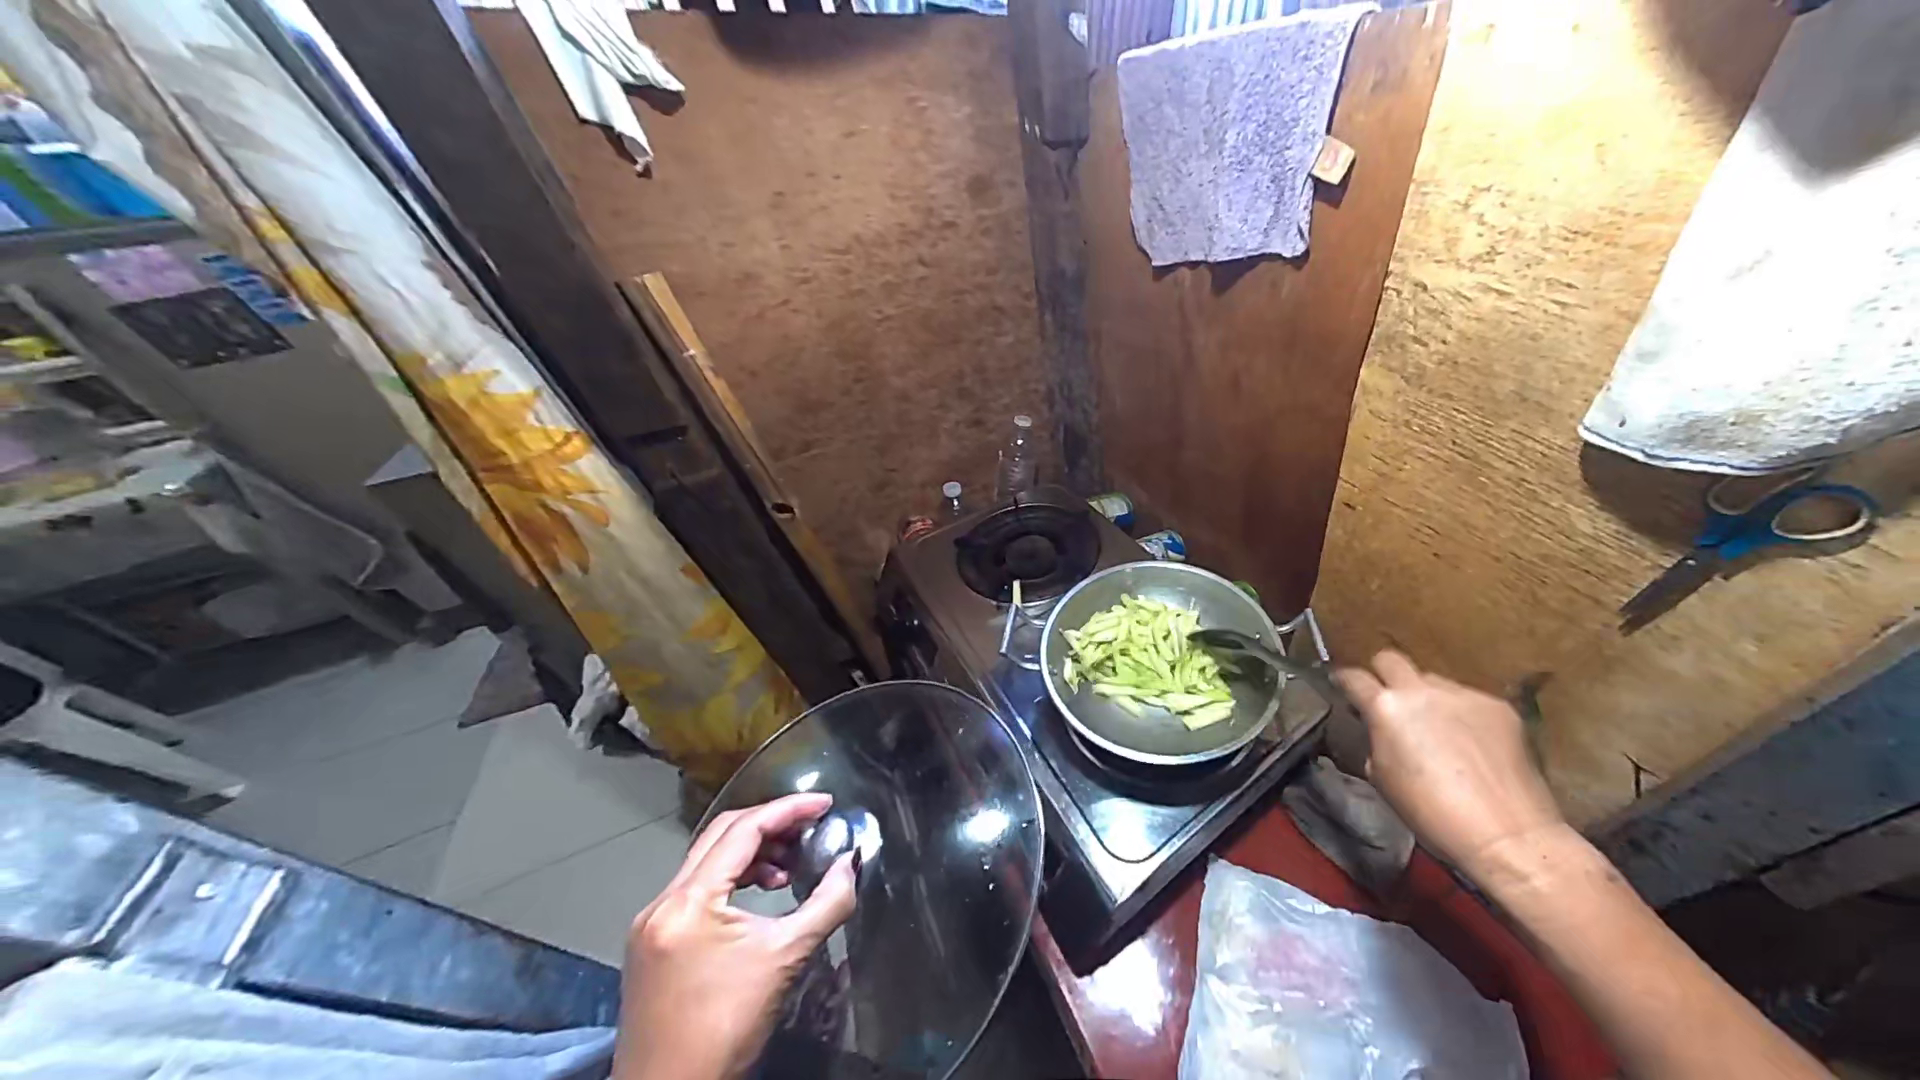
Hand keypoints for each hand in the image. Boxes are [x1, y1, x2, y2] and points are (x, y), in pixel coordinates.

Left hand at [613, 793, 856, 1079]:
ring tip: (790, 866)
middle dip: (771, 823)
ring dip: (752, 852)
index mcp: (689, 900)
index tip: (824, 804)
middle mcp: (663, 901)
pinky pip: (697, 886)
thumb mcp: (785, 960)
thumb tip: (850, 864)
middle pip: (722, 835)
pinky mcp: (653, 940)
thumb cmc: (725, 1031)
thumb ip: (826, 904)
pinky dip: (733, 878)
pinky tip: (762, 892)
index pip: (744, 830)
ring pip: (707, 859)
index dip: (788, 810)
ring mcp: (652, 921)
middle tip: (810, 825)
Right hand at [1334, 650, 1565, 878]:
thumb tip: (1380, 731)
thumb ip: (1375, 739)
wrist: (1506, 835)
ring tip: (1436, 727)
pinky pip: (1468, 700)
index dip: (1344, 680)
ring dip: (1426, 697)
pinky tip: (1471, 743)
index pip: (1353, 677)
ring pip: (1433, 681)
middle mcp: (1422, 692)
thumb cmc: (1430, 812)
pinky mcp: (1499, 707)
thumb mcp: (1381, 776)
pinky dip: (1461, 715)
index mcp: (1385, 708)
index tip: (1343, 687)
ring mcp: (1464, 696)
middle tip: (1386, 697)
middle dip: (1382, 674)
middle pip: (1391, 659)